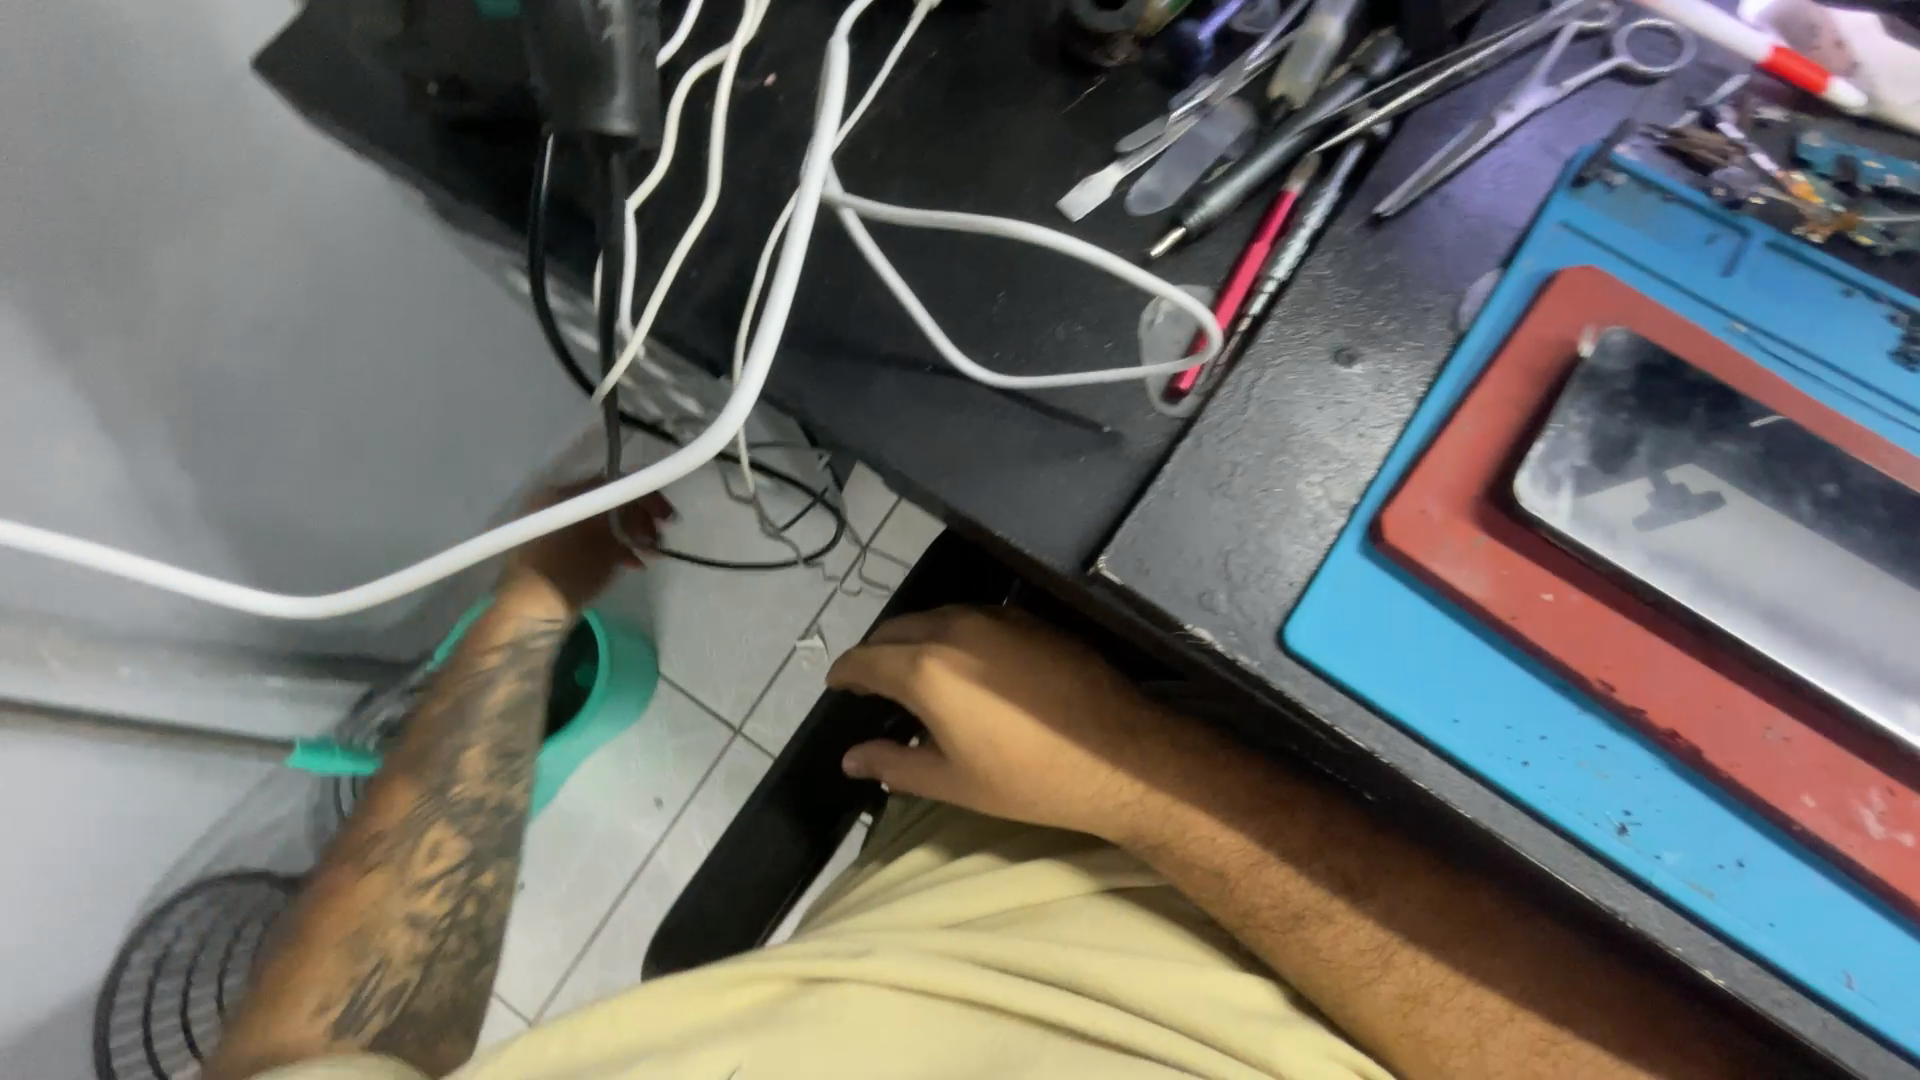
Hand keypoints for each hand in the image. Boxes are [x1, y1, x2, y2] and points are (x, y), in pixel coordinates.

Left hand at [497, 479, 674, 615]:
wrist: (532, 614)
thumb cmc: (566, 571)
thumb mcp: (603, 540)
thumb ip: (625, 515)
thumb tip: (644, 502)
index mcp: (561, 495)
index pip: (612, 483)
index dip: (645, 497)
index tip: (667, 518)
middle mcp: (557, 506)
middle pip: (610, 502)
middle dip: (640, 518)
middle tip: (659, 538)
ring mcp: (558, 530)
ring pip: (607, 524)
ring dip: (633, 536)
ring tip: (651, 553)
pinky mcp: (562, 553)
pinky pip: (597, 541)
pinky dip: (618, 549)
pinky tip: (635, 564)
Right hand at [826, 606, 1227, 845]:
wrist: (1119, 754)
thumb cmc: (1028, 778)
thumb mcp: (952, 781)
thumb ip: (893, 764)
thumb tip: (851, 757)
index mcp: (926, 669)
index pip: (865, 659)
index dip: (844, 672)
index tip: (836, 685)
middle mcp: (954, 628)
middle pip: (896, 629)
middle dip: (876, 653)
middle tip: (872, 685)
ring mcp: (996, 617)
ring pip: (935, 616)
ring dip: (914, 639)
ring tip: (915, 673)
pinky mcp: (1028, 617)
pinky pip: (972, 616)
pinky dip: (951, 633)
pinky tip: (964, 662)